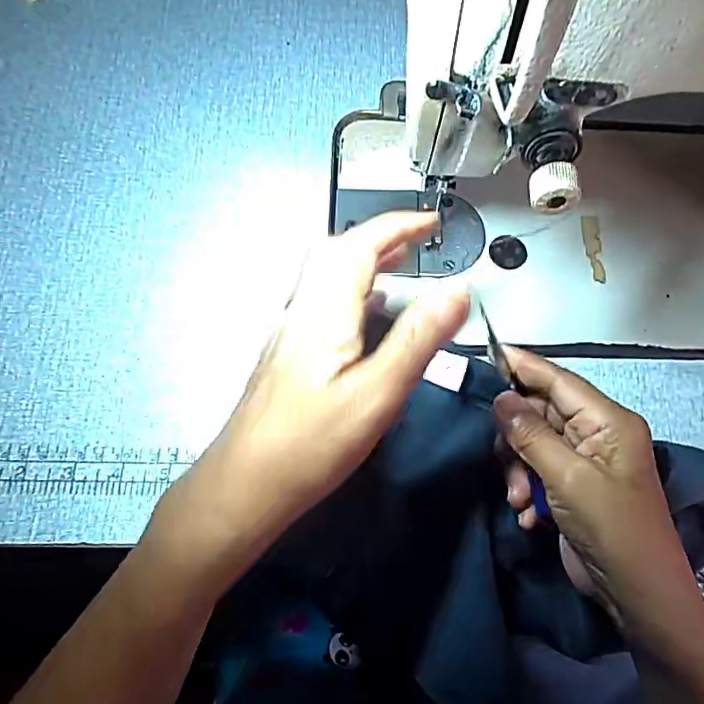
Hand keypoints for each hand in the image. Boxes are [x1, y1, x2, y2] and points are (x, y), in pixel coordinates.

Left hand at [190, 211, 469, 544]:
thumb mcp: (376, 394)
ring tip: (399, 273)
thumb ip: (418, 340)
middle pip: (335, 255)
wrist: (246, 483)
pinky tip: (364, 324)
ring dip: (362, 266)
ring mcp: (287, 336)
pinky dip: (348, 296)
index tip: (429, 221)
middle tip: (416, 244)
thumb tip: (458, 290)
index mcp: (325, 314)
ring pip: (324, 281)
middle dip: (378, 239)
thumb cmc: (310, 444)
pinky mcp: (283, 359)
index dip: (396, 225)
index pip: (359, 246)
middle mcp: (301, 315)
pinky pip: (318, 307)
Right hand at [492, 349, 697, 626]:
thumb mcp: (567, 478)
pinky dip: (526, 490)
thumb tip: (501, 398)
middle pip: (539, 413)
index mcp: (608, 422)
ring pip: (531, 444)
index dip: (523, 366)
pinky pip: (535, 471)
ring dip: (518, 470)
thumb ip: (531, 434)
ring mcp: (583, 462)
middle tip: (502, 462)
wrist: (636, 593)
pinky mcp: (571, 487)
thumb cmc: (611, 528)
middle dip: (515, 437)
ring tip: (519, 500)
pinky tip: (528, 514)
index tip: (487, 352)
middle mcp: (596, 435)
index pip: (558, 380)